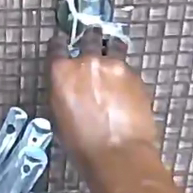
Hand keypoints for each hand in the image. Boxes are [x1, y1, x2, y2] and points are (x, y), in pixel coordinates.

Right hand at [48, 45, 161, 176]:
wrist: (118, 154)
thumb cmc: (81, 142)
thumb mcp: (59, 111)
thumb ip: (63, 88)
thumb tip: (68, 83)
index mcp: (61, 71)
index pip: (57, 45)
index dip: (60, 43)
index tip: (62, 42)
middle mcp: (86, 62)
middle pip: (89, 38)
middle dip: (90, 39)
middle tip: (93, 41)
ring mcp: (113, 66)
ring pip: (113, 46)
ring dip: (111, 49)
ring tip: (113, 54)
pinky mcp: (135, 76)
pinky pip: (128, 67)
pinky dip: (124, 72)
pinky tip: (125, 84)